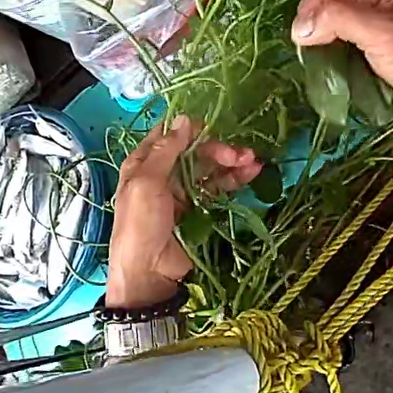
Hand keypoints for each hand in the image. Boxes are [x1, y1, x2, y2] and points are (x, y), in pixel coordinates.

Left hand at [108, 116, 261, 307]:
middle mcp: (162, 172)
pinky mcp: (198, 208)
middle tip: (238, 154)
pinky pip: (217, 187)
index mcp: (143, 163)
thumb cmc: (140, 224)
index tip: (215, 123)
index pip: (168, 134)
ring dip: (230, 161)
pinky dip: (234, 179)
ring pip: (209, 168)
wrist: (149, 273)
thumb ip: (165, 150)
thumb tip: (183, 118)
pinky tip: (251, 172)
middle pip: (193, 150)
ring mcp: (181, 191)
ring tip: (252, 161)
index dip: (190, 126)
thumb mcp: (146, 183)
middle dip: (217, 148)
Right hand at [291, 0, 392, 134]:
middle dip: (312, 31)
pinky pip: (336, 58)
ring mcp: (371, 36)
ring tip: (314, 66)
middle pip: (325, 13)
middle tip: (307, 53)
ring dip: (317, 51)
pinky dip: (326, 66)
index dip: (310, 13)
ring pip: (328, 37)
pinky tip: (324, 75)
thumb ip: (337, 20)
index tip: (302, 39)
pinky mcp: (367, 62)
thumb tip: (298, 30)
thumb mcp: (379, 31)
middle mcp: (375, 8)